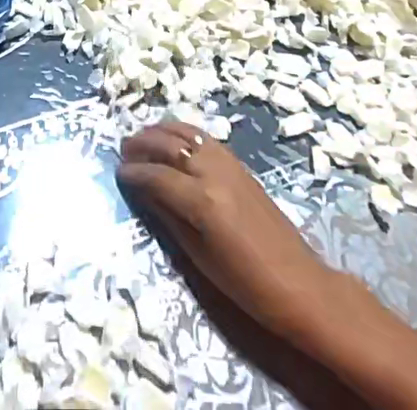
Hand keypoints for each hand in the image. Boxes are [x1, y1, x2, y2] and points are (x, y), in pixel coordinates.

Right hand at [117, 122, 346, 337]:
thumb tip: (141, 190)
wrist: (299, 283)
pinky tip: (173, 141)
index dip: (132, 173)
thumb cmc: (245, 283)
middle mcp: (213, 173)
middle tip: (123, 152)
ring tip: (142, 139)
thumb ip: (167, 216)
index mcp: (201, 200)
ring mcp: (229, 164)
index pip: (155, 175)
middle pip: (168, 145)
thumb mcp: (197, 256)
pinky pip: (203, 138)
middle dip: (141, 145)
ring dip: (160, 132)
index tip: (117, 173)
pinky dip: (183, 133)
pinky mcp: (240, 165)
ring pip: (186, 133)